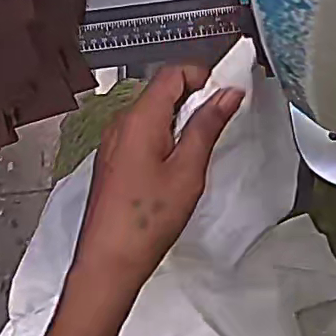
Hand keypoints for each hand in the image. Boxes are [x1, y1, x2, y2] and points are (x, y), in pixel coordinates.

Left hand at [72, 63, 245, 299]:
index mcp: (139, 119)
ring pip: (153, 112)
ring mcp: (114, 142)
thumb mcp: (188, 170)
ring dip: (181, 118)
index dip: (203, 76)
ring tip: (201, 147)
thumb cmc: (146, 221)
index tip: (226, 94)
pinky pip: (142, 132)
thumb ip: (207, 125)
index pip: (172, 73)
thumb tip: (227, 94)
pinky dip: (165, 135)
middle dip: (195, 97)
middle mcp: (121, 124)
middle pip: (162, 90)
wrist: (109, 262)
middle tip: (220, 121)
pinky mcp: (114, 160)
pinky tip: (178, 164)